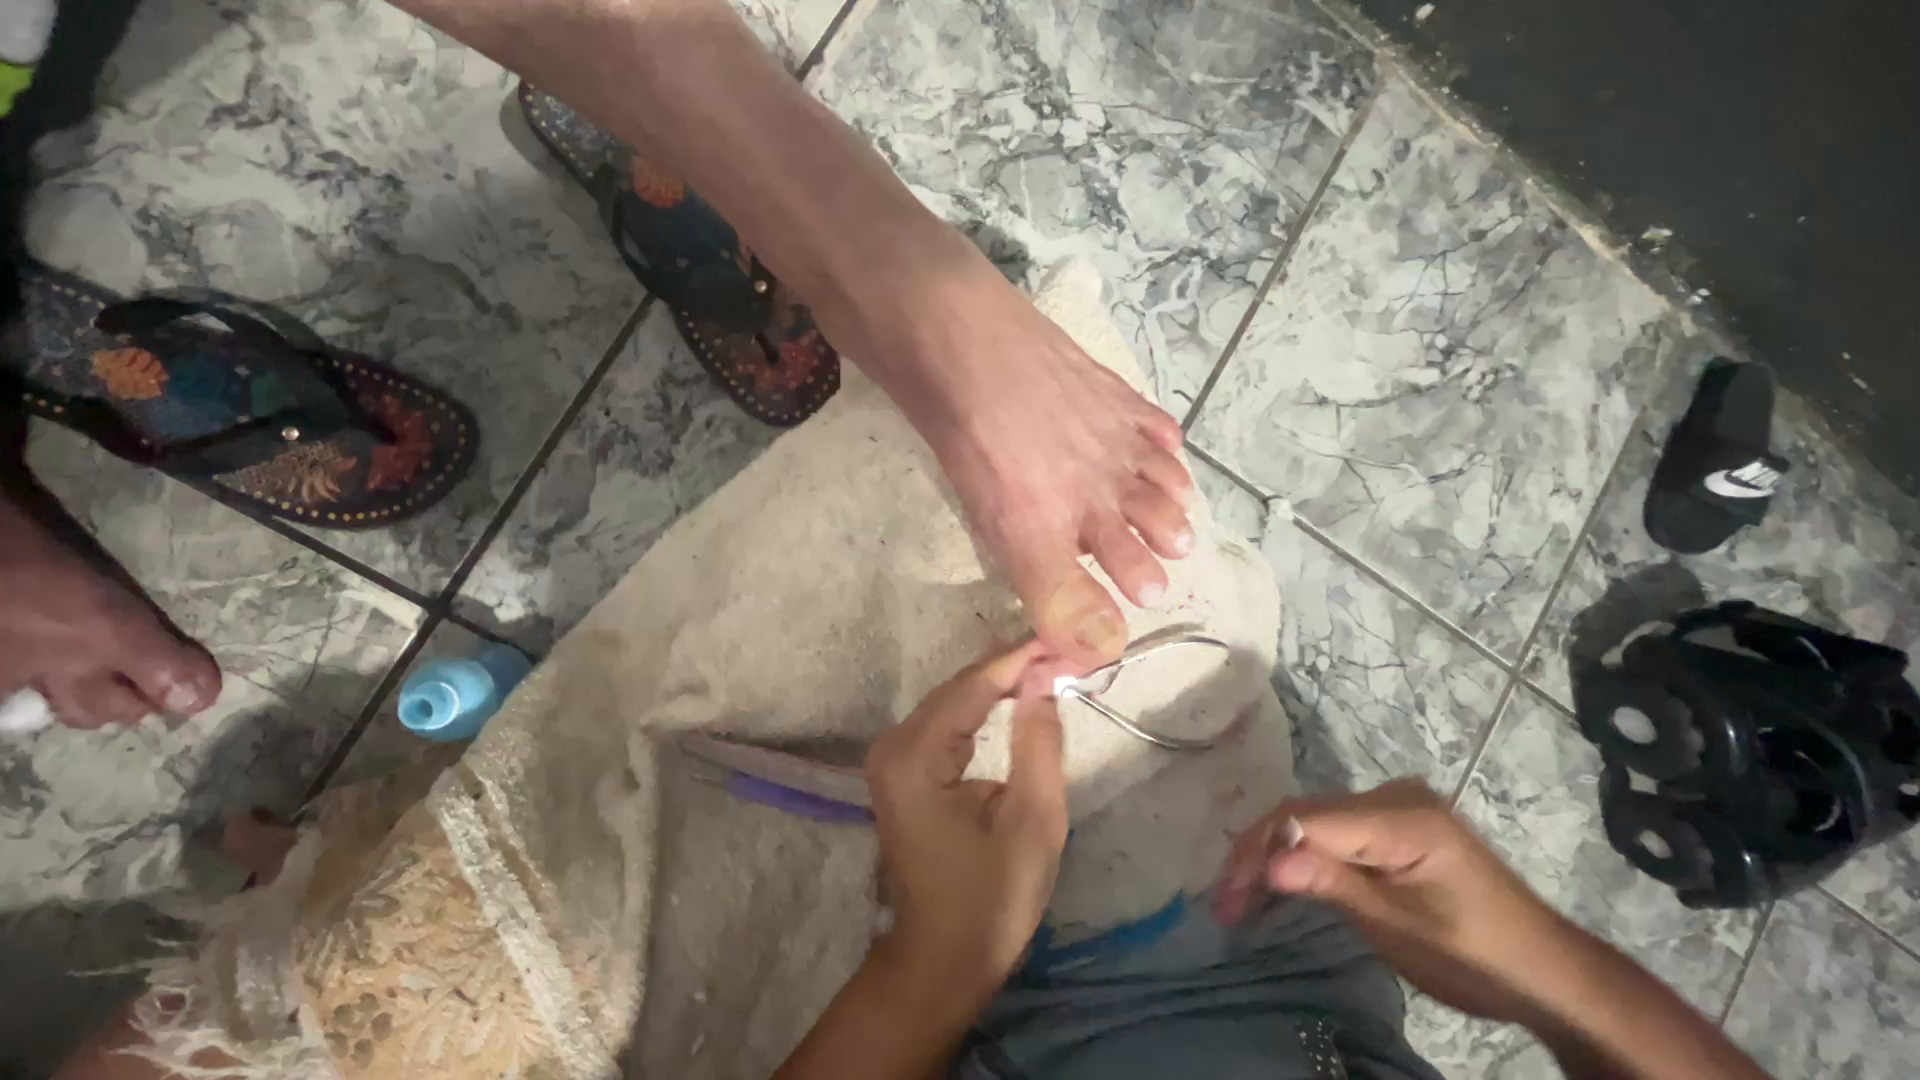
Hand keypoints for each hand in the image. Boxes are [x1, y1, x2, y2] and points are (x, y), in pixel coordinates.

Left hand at [856, 251, 1196, 668]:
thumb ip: (1061, 592)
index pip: (1121, 556)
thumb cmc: (983, 449)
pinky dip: (1161, 433)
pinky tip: (1165, 437)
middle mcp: (1109, 472)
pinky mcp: (1099, 381)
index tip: (1151, 594)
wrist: (970, 347)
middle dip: (1162, 534)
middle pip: (1146, 508)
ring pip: (1151, 464)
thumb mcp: (1017, 534)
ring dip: (1169, 488)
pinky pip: (1144, 414)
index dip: (1136, 577)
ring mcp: (1108, 422)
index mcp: (1087, 513)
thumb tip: (1105, 649)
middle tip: (1177, 547)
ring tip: (1182, 503)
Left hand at [864, 640, 1070, 998]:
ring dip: (999, 684)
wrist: (942, 958)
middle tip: (1065, 647)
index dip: (1019, 658)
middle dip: (1010, 666)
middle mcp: (892, 747)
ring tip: (1050, 663)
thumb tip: (1043, 678)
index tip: (1064, 637)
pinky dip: (982, 708)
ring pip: (952, 702)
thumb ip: (1039, 743)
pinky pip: (946, 724)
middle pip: (958, 689)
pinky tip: (1015, 693)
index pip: (971, 687)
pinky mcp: (902, 770)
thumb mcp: (1033, 821)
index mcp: (914, 758)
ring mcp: (892, 758)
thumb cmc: (992, 899)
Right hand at [1212, 778, 1583, 1025]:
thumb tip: (1267, 863)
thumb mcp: (1399, 929)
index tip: (1226, 899)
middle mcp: (1395, 795)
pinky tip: (1282, 878)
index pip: (1305, 819)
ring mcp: (1397, 805)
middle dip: (1259, 856)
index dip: (1257, 852)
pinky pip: (1335, 828)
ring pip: (1314, 819)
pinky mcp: (1398, 822)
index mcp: (1403, 817)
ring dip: (1275, 855)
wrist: (1548, 975)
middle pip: (1305, 814)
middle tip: (1227, 904)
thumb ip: (1333, 885)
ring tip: (1243, 897)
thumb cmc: (1476, 957)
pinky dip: (1304, 854)